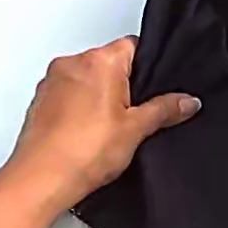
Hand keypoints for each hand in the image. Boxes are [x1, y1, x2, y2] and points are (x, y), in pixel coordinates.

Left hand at [0, 37, 198, 210]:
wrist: (41, 180)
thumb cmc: (81, 151)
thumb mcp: (138, 128)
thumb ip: (165, 110)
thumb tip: (186, 102)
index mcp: (99, 61)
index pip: (133, 46)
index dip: (151, 66)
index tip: (158, 88)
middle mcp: (71, 64)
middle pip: (111, 62)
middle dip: (127, 85)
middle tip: (137, 113)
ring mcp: (52, 82)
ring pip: (89, 79)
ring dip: (102, 97)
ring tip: (113, 128)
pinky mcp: (41, 101)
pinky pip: (70, 94)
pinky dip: (83, 108)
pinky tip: (93, 134)